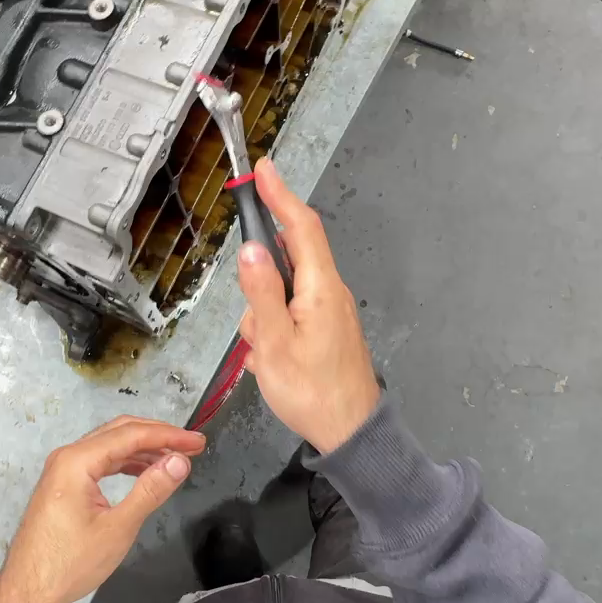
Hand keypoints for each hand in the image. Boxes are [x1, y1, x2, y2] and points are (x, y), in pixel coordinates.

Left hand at [0, 417, 205, 602]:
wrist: (26, 593)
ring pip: (110, 445)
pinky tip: (146, 470)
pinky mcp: (64, 483)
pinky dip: (126, 461)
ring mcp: (63, 468)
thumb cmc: (71, 563)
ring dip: (143, 448)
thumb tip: (180, 460)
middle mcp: (68, 456)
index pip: (130, 435)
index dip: (168, 435)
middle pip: (119, 431)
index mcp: (77, 460)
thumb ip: (150, 490)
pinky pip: (100, 460)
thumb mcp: (117, 528)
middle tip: (191, 445)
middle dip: (157, 435)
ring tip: (175, 458)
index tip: (198, 441)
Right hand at [236, 158, 381, 453]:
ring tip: (265, 356)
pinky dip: (274, 328)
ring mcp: (331, 311)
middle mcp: (330, 291)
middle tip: (254, 326)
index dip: (280, 195)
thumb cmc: (310, 392)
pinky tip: (273, 359)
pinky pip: (292, 312)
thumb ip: (261, 294)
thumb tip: (251, 250)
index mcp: (320, 289)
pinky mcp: (328, 328)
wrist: (351, 434)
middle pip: (288, 259)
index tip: (263, 168)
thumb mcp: (274, 345)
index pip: (300, 227)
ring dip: (263, 315)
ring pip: (284, 291)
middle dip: (260, 282)